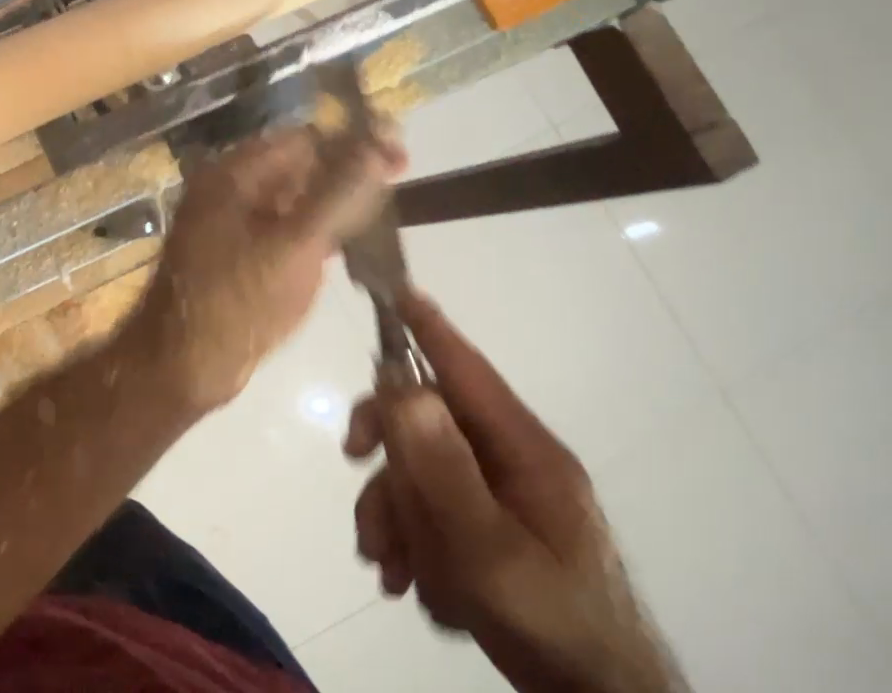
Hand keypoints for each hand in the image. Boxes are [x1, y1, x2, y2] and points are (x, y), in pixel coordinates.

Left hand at [135, 127, 402, 414]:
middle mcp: (225, 191)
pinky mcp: (237, 257)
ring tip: (382, 213)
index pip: (301, 140)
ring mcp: (228, 225)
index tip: (402, 159)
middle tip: (398, 183)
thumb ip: (340, 191)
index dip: (352, 143)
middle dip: (345, 171)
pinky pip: (282, 229)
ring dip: (333, 201)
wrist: (184, 361)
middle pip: (295, 166)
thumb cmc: (239, 300)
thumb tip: (380, 137)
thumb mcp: (296, 243)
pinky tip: (348, 243)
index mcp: (230, 175)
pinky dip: (314, 230)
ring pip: (291, 199)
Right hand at [344, 295, 687, 692]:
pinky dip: (408, 544)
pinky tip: (411, 583)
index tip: (393, 290)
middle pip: (422, 426)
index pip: (465, 370)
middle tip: (357, 473)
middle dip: (386, 462)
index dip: (427, 329)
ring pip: (413, 475)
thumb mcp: (485, 544)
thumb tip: (401, 383)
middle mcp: (509, 463)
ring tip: (393, 571)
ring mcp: (497, 498)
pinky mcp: (486, 529)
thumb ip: (441, 466)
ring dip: (392, 519)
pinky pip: (424, 513)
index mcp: (524, 451)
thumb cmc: (548, 615)